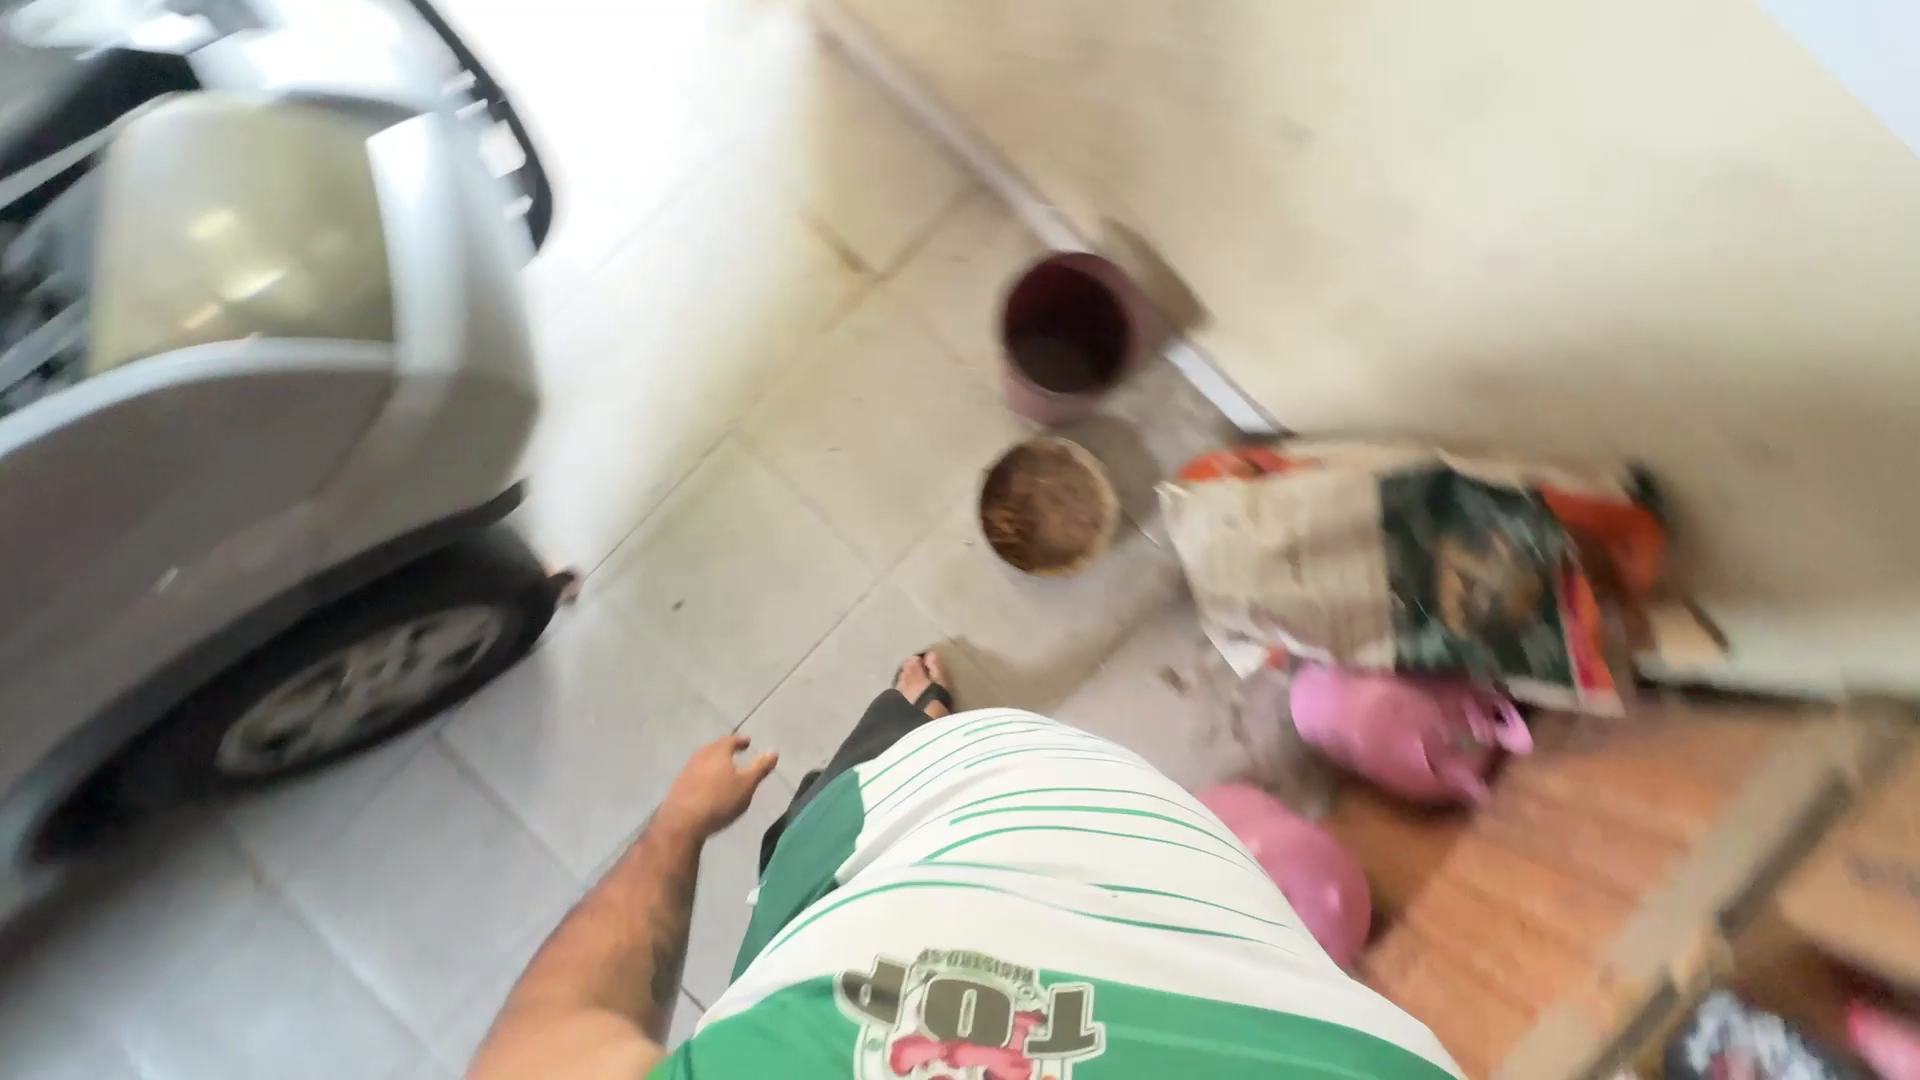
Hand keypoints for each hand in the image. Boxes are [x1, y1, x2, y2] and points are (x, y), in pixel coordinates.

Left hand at [655, 735, 778, 839]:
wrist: (682, 823)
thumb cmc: (720, 800)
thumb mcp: (746, 785)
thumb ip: (760, 768)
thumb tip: (774, 751)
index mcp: (718, 752)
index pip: (731, 740)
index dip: (740, 741)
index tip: (747, 742)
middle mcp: (700, 756)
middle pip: (714, 748)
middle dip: (725, 749)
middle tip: (734, 753)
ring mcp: (687, 771)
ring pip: (703, 761)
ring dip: (713, 763)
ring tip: (722, 770)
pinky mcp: (678, 787)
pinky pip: (695, 774)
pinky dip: (704, 775)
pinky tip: (707, 786)